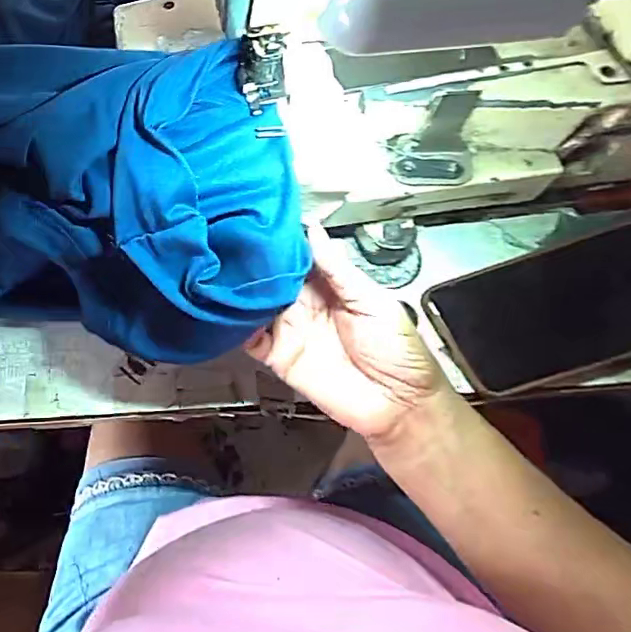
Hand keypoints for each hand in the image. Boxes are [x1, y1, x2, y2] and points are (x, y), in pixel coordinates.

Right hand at [246, 226, 448, 442]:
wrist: (399, 407)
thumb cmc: (400, 353)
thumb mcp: (374, 301)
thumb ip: (339, 270)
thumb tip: (314, 231)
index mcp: (327, 286)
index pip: (296, 257)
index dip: (279, 242)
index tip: (260, 224)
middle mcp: (303, 304)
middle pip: (270, 278)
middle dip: (254, 263)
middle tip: (237, 246)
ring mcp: (289, 329)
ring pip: (255, 304)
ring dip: (242, 292)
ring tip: (230, 275)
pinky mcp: (278, 355)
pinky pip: (249, 339)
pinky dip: (237, 327)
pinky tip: (233, 314)